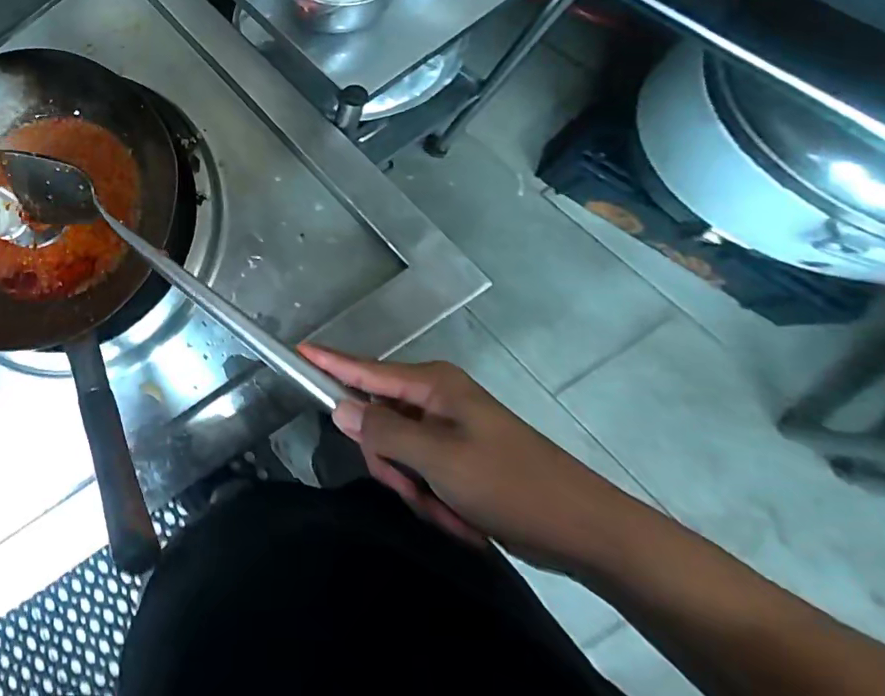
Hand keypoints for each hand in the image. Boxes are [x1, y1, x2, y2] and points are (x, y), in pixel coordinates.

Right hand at [300, 344, 650, 573]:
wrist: (588, 533)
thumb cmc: (513, 485)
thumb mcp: (440, 459)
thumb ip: (383, 430)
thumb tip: (340, 407)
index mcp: (434, 386)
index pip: (366, 369)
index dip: (329, 362)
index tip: (296, 350)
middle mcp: (437, 400)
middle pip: (376, 420)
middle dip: (389, 462)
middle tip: (413, 489)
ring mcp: (448, 430)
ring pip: (396, 452)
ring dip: (413, 487)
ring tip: (448, 510)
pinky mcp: (459, 458)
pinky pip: (419, 471)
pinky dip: (431, 497)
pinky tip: (459, 517)